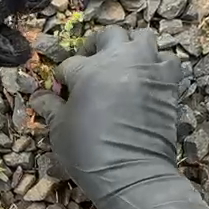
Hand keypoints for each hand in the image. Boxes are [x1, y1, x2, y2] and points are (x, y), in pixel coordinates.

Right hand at [29, 26, 208, 208]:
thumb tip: (39, 98)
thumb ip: (51, 107)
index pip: (69, 64)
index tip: (62, 94)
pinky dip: (157, 66)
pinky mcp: (169, 83)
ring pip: (142, 37)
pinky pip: (167, 61)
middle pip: (108, 36)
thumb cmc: (88, 151)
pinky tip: (148, 80)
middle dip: (97, 47)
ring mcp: (147, 68)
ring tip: (124, 65)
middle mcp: (119, 59)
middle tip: (91, 65)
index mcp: (87, 69)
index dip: (63, 79)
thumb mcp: (59, 130)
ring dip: (131, 47)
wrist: (131, 173)